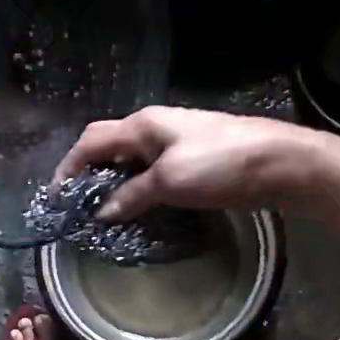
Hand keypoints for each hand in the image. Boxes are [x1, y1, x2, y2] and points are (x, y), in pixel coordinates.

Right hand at [54, 107, 330, 220]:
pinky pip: (150, 171)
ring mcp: (175, 143)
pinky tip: (137, 206)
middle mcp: (154, 128)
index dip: (69, 167)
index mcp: (143, 126)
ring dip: (111, 181)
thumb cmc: (222, 164)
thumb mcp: (169, 181)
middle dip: (86, 172)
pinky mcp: (192, 159)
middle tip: (76, 204)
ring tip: (100, 210)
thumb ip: (131, 196)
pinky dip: (135, 187)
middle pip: (107, 146)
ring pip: (129, 159)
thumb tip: (101, 213)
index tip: (56, 197)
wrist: (283, 164)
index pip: (91, 142)